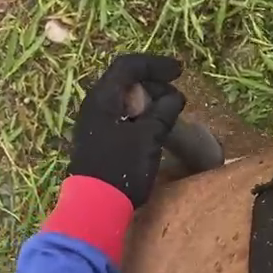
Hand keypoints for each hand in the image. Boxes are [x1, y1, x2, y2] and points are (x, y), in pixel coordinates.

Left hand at [67, 54, 186, 207]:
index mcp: (103, 98)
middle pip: (125, 79)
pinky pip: (120, 112)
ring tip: (168, 111)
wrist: (94, 208)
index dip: (155, 64)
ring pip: (123, 97)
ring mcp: (93, 122)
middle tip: (175, 94)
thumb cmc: (121, 168)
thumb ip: (163, 112)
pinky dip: (139, 112)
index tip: (178, 72)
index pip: (128, 66)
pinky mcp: (97, 137)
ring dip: (148, 98)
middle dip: (153, 81)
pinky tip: (153, 124)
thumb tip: (175, 97)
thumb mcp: (149, 137)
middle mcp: (94, 105)